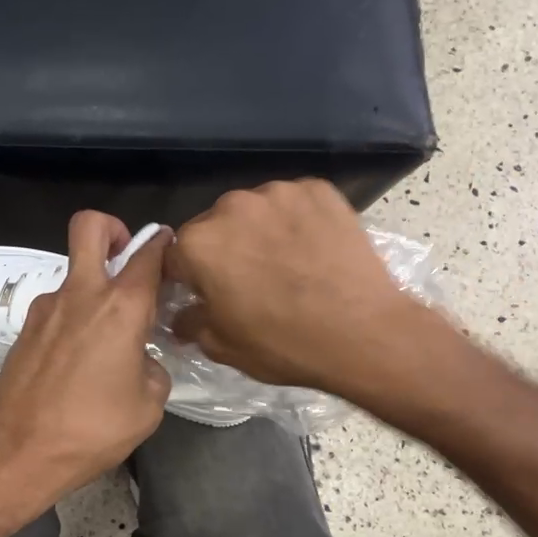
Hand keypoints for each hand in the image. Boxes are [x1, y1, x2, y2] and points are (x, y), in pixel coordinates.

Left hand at [0, 211, 170, 506]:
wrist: (21, 450)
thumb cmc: (92, 429)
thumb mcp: (148, 405)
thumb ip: (153, 369)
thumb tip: (140, 360)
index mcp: (121, 307)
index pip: (148, 253)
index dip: (164, 244)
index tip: (171, 252)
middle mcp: (81, 295)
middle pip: (90, 226)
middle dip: (112, 228)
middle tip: (126, 258)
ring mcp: (46, 309)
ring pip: (71, 273)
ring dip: (91, 286)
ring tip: (106, 334)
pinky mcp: (24, 330)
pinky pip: (56, 309)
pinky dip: (72, 318)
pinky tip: (80, 358)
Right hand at [167, 179, 440, 397]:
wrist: (363, 333)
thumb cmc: (282, 343)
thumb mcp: (221, 346)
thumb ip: (190, 323)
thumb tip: (182, 316)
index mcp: (198, 244)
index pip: (174, 255)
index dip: (185, 276)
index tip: (201, 293)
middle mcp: (231, 207)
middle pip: (213, 226)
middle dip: (222, 248)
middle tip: (245, 280)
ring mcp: (279, 194)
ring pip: (254, 210)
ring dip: (258, 230)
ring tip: (283, 262)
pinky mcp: (319, 190)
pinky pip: (294, 202)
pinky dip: (296, 220)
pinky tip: (310, 248)